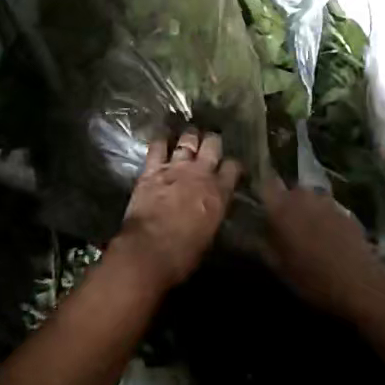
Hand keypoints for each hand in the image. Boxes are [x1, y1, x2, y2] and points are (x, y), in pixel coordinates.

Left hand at [112, 129, 240, 292]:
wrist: (150, 248)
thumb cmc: (184, 253)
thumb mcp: (210, 234)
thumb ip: (213, 212)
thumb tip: (211, 206)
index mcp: (218, 193)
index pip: (233, 169)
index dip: (234, 164)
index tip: (232, 164)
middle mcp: (199, 174)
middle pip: (211, 146)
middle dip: (213, 140)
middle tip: (212, 138)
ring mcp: (174, 168)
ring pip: (187, 141)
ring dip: (190, 135)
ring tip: (192, 131)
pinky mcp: (151, 169)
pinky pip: (157, 146)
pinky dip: (161, 139)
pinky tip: (163, 134)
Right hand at [258, 177, 384, 313]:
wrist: (360, 285)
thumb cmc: (312, 277)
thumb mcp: (277, 266)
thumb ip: (259, 243)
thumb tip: (243, 232)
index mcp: (279, 207)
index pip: (264, 183)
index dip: (262, 189)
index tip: (259, 200)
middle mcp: (301, 196)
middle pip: (288, 189)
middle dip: (285, 200)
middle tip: (284, 220)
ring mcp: (326, 202)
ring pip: (310, 197)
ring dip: (306, 207)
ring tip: (307, 228)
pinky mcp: (346, 212)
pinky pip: (328, 208)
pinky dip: (324, 217)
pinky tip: (328, 236)